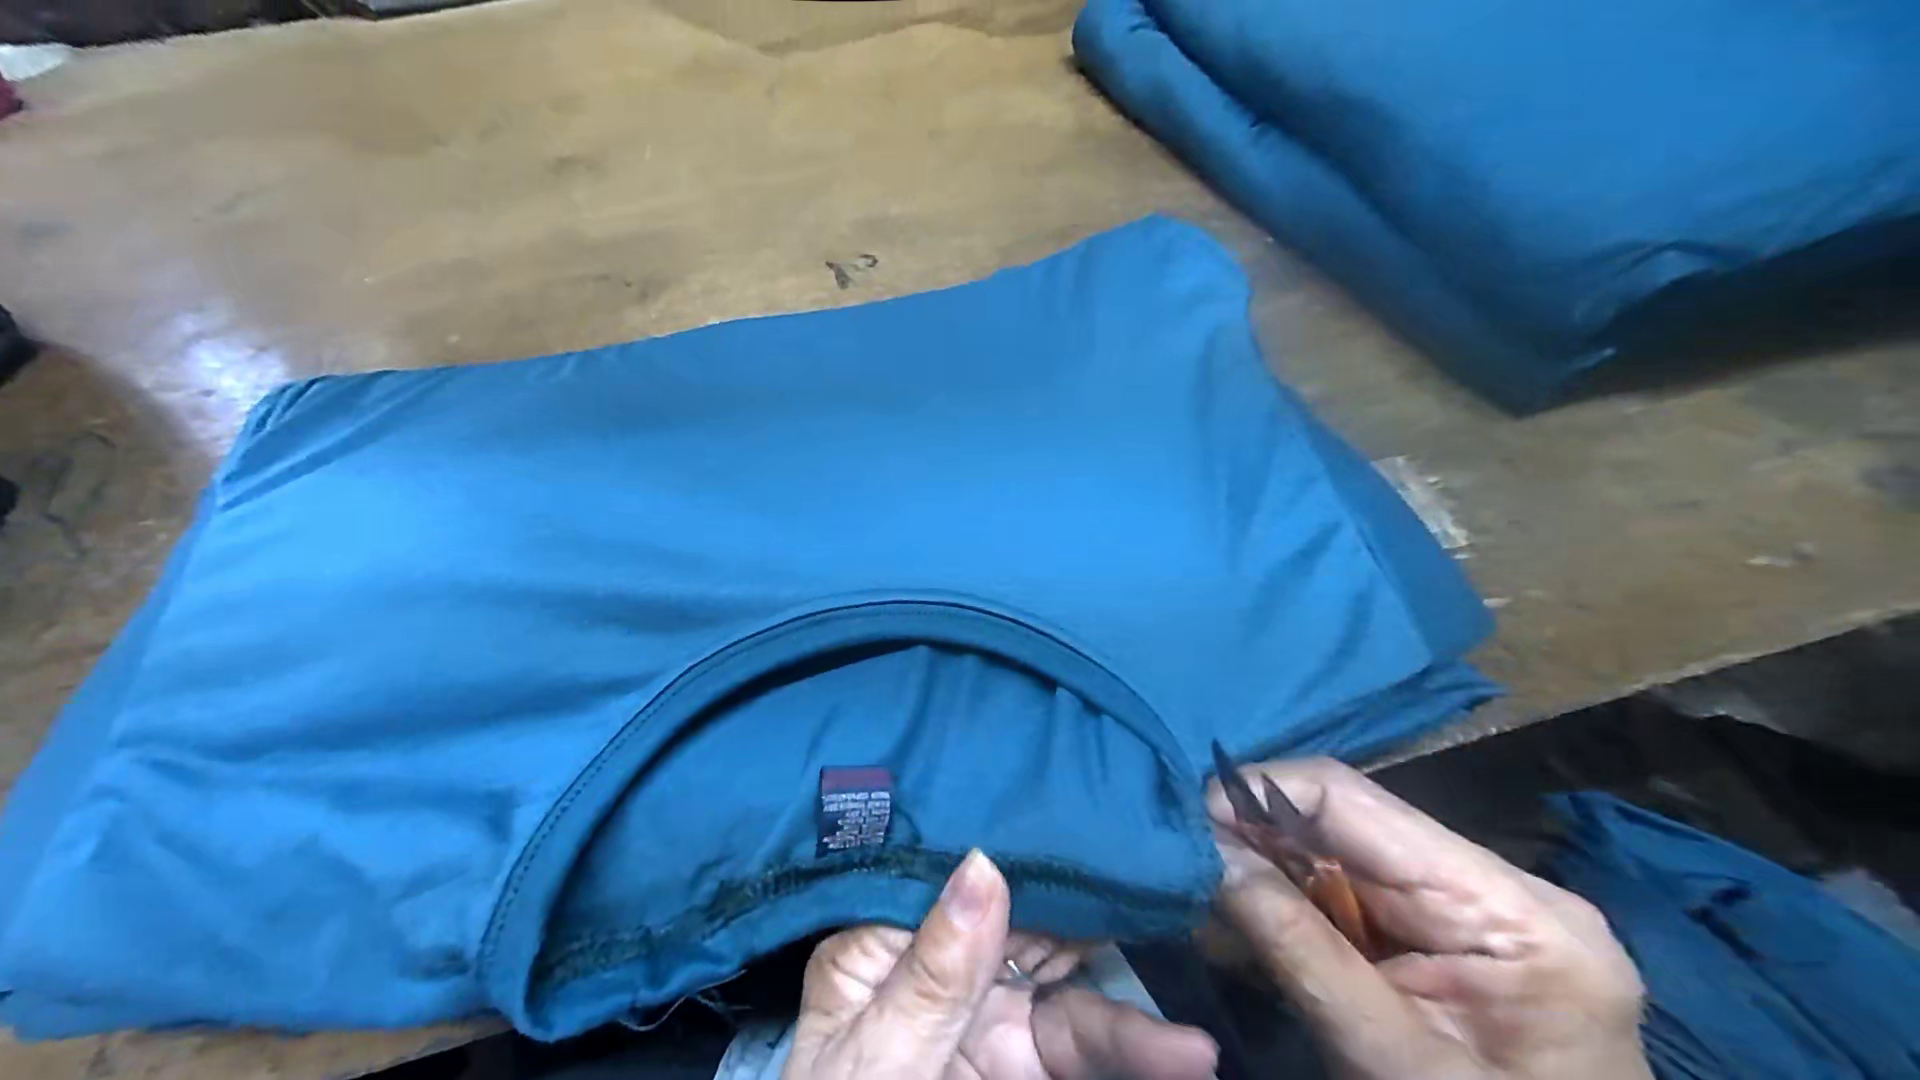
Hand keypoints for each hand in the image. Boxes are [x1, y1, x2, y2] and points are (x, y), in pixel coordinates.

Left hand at [782, 850, 1218, 1079]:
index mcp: (887, 940)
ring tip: (1193, 1048)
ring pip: (1068, 986)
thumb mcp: (876, 1053)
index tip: (1081, 824)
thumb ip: (935, 972)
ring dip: (1129, 1008)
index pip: (957, 874)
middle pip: (1027, 920)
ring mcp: (986, 1012)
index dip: (1017, 847)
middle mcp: (944, 962)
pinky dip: (1133, 1048)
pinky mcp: (1020, 1057)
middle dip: (1091, 911)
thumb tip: (983, 861)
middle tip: (1158, 894)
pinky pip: (1080, 1040)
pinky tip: (1184, 1057)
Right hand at [1208, 758, 1652, 1079]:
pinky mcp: (1443, 929)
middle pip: (1342, 825)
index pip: (1355, 799)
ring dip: (1264, 875)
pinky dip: (1289, 907)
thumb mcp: (1389, 1060)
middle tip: (1189, 865)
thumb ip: (1296, 946)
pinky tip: (1247, 929)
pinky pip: (1346, 894)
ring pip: (1334, 856)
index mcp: (1508, 909)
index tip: (1193, 816)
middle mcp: (1491, 884)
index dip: (1262, 791)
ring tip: (1209, 907)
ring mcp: (1468, 905)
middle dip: (1256, 839)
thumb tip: (1209, 852)